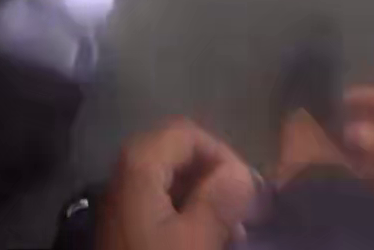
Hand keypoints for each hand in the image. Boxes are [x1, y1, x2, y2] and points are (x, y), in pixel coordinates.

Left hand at [98, 118, 257, 249]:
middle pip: (181, 153)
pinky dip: (188, 213)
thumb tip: (243, 173)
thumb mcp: (195, 243)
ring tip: (234, 232)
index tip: (249, 191)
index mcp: (141, 161)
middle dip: (215, 177)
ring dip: (205, 197)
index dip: (224, 156)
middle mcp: (127, 169)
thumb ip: (221, 200)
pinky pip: (162, 201)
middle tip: (244, 210)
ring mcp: (124, 197)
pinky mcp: (125, 224)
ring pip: (173, 179)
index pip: (191, 134)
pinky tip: (208, 238)